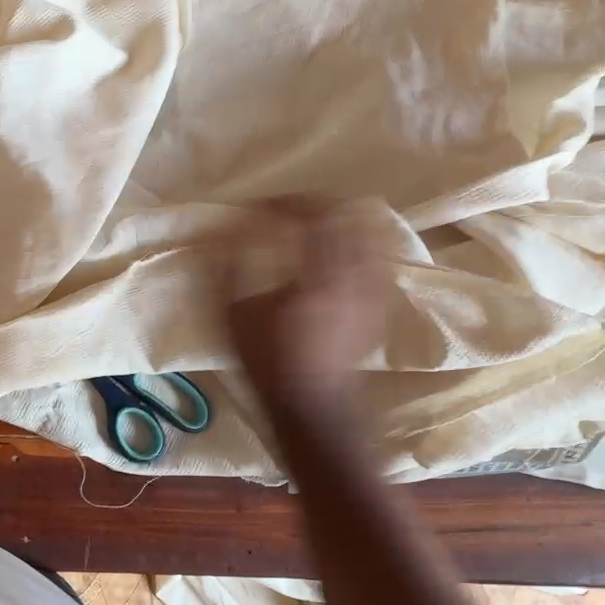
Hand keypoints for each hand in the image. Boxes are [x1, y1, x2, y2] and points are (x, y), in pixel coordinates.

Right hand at [223, 207, 385, 411]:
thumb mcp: (232, 312)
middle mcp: (356, 273)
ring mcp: (375, 287)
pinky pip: (376, 257)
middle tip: (286, 209)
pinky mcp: (380, 302)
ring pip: (369, 233)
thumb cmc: (264, 359)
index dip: (282, 202)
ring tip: (310, 225)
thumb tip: (224, 229)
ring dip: (339, 222)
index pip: (309, 215)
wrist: (311, 402)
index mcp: (318, 273)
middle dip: (315, 205)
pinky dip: (355, 244)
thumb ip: (229, 266)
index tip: (258, 204)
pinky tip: (334, 254)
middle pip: (348, 217)